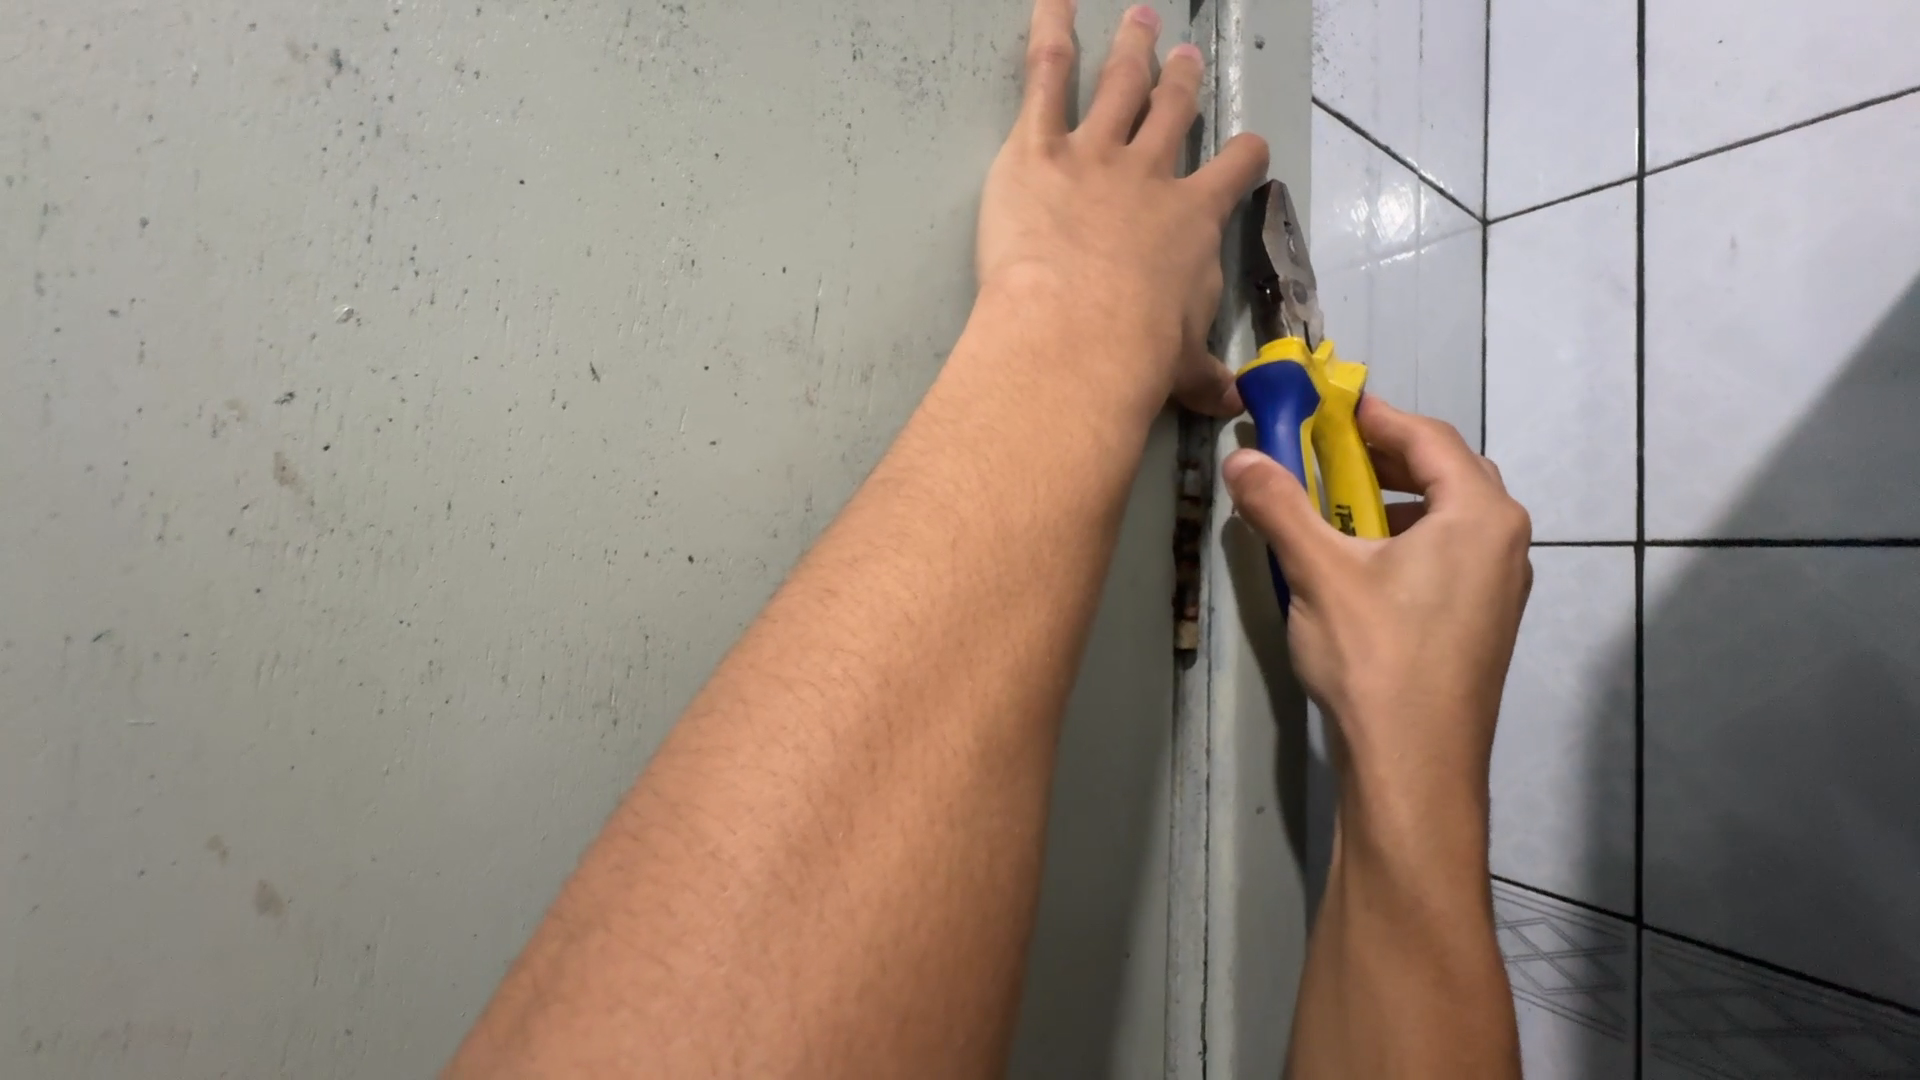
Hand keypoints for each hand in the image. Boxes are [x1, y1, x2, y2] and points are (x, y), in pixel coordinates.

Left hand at [977, 0, 1268, 416]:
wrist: (1079, 334)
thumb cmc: (1137, 356)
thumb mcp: (1181, 370)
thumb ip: (1202, 377)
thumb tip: (1230, 404)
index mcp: (1192, 222)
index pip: (1232, 174)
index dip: (1241, 158)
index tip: (1244, 149)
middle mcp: (1150, 175)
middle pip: (1173, 114)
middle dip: (1180, 84)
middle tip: (1184, 58)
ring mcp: (1094, 154)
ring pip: (1119, 87)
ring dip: (1130, 51)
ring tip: (1138, 19)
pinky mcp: (1036, 151)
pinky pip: (1044, 78)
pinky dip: (1048, 36)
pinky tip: (1050, 5)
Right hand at [1223, 398, 1533, 805]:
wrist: (1413, 762)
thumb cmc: (1375, 655)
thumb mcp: (1318, 571)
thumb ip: (1279, 506)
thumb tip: (1240, 457)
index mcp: (1480, 515)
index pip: (1430, 438)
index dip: (1376, 414)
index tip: (1329, 403)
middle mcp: (1504, 542)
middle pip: (1446, 472)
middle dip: (1384, 455)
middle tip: (1327, 451)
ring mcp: (1498, 587)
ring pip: (1447, 516)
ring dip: (1392, 498)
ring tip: (1337, 506)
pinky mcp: (1480, 621)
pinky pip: (1445, 554)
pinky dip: (1403, 536)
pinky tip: (1359, 564)